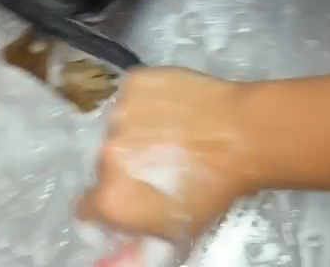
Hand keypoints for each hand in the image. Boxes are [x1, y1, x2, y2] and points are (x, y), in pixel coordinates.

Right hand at [79, 69, 256, 260]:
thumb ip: (133, 253)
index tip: (131, 197)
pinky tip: (170, 109)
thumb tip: (102, 265)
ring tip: (168, 134)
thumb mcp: (175, 234)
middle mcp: (107, 153)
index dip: (109, 206)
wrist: (241, 133)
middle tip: (158, 165)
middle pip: (104, 164)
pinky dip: (144, 102)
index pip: (88, 207)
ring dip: (133, 132)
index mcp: (112, 197)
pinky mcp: (134, 80)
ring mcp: (119, 111)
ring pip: (116, 127)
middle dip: (125, 167)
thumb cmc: (212, 189)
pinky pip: (130, 95)